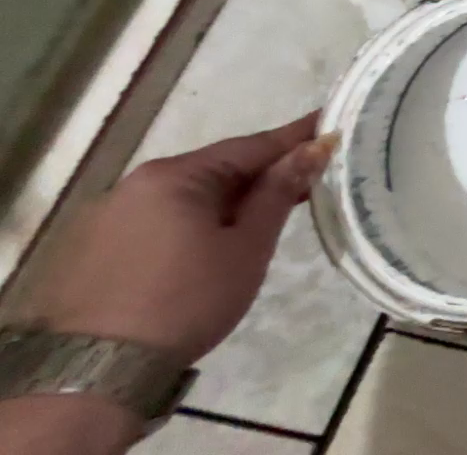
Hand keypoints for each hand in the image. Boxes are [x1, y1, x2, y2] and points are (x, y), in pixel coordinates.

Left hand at [26, 114, 336, 361]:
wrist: (98, 372)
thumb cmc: (189, 297)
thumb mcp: (249, 243)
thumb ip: (280, 190)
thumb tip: (315, 148)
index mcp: (173, 176)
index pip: (252, 146)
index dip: (299, 137)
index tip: (336, 124)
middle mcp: (137, 186)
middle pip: (221, 167)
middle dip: (269, 169)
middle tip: (320, 168)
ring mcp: (114, 217)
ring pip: (196, 193)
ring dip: (239, 195)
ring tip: (284, 200)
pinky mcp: (104, 247)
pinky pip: (171, 216)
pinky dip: (208, 216)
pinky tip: (234, 228)